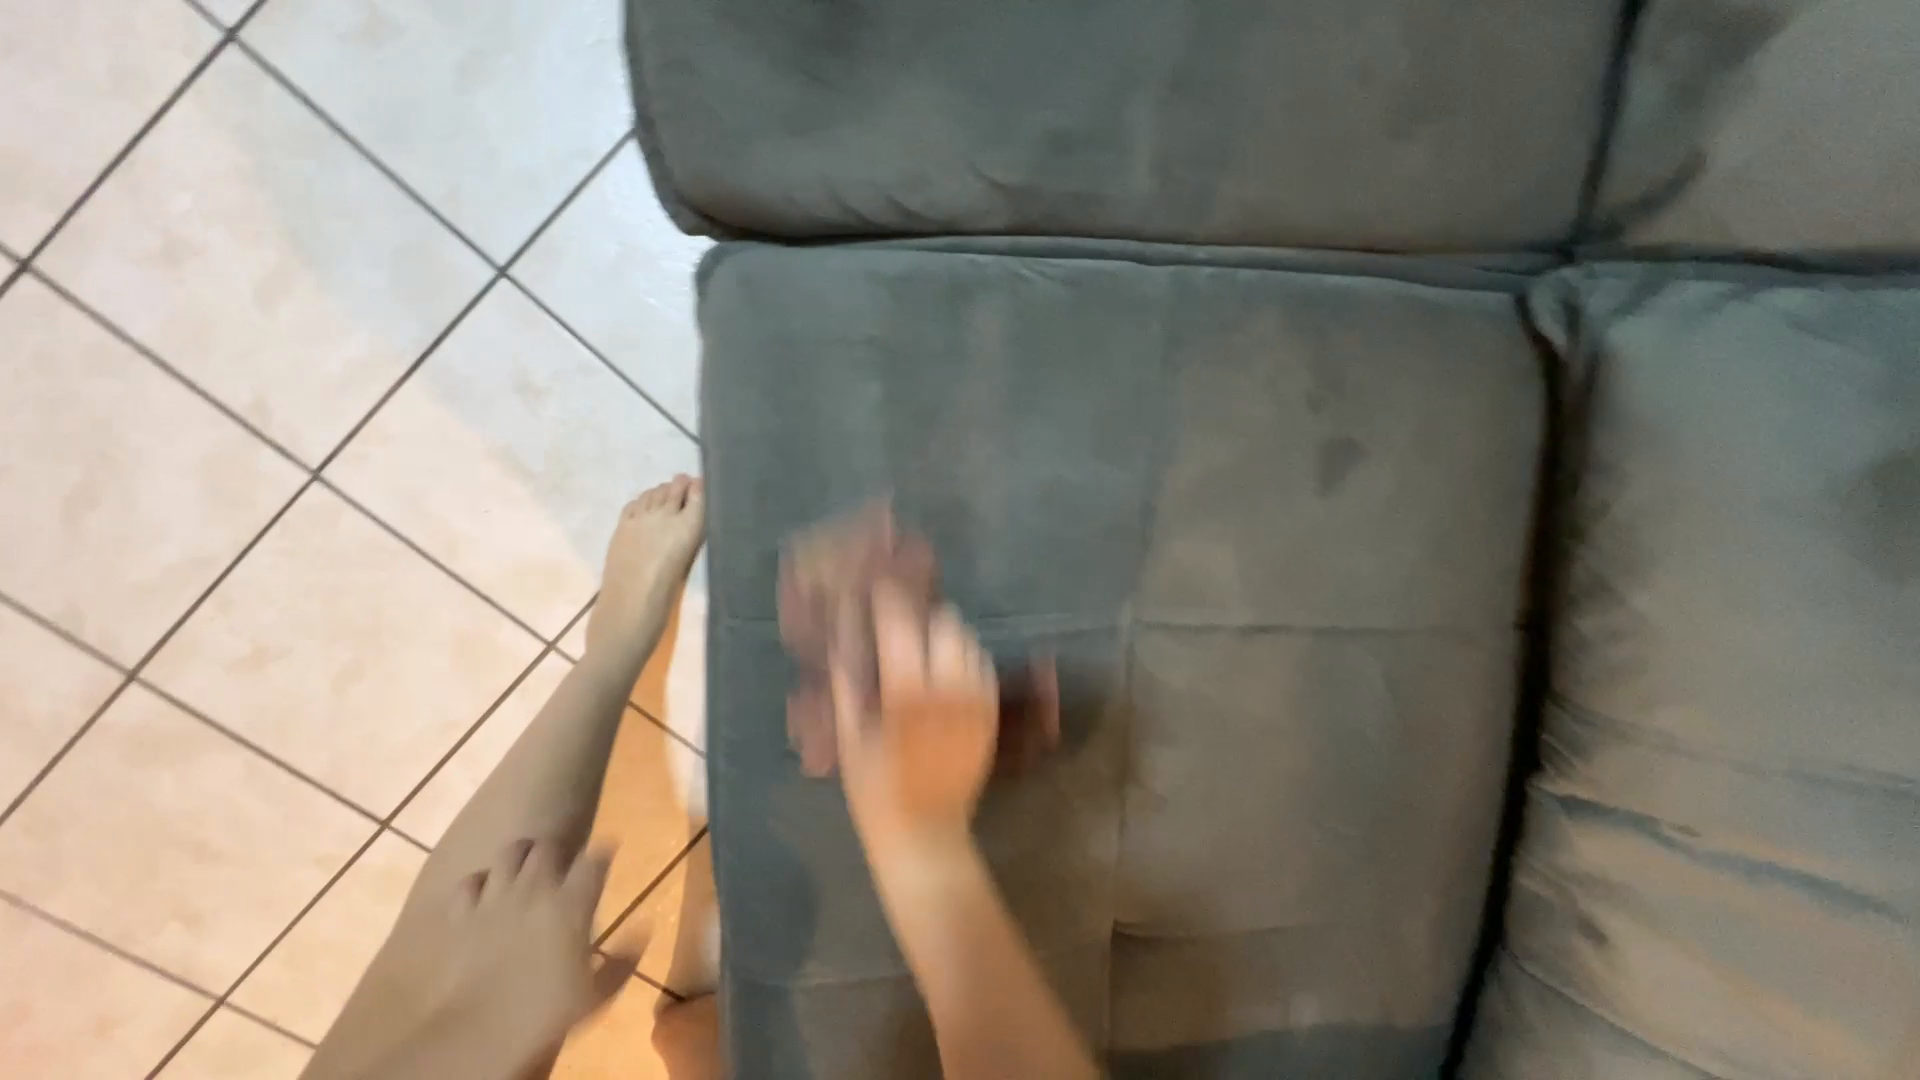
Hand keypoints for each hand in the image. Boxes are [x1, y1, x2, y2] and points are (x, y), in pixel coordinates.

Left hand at [349, 840, 639, 1078]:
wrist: (478, 1033)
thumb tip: (646, 928)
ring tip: (526, 869)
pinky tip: (486, 894)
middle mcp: (536, 888)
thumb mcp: (597, 992)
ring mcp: (495, 897)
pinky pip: (470, 881)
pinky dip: (480, 882)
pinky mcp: (462, 913)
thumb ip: (624, 958)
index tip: (607, 855)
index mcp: (572, 903)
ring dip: (521, 856)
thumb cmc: (544, 1012)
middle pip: (550, 847)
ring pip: (511, 852)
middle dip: (559, 851)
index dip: (603, 853)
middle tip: (564, 866)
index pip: (595, 858)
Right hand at [832, 581, 998, 860]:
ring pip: (969, 643)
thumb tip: (843, 647)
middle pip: (945, 625)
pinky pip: (984, 670)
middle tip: (906, 623)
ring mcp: (974, 701)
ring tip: (927, 644)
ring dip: (947, 636)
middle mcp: (947, 689)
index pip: (901, 627)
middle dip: (923, 617)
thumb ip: (848, 689)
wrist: (927, 835)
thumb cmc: (877, 792)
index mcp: (906, 694)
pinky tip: (950, 669)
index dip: (890, 602)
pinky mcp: (989, 715)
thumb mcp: (851, 741)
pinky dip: (967, 659)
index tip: (881, 591)